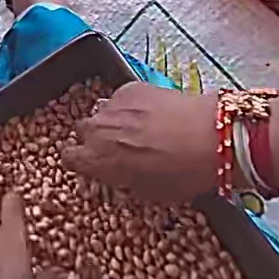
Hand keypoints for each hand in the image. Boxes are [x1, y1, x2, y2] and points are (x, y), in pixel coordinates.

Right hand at [60, 82, 215, 205]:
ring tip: (139, 128)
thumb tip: (121, 174)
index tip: (91, 162)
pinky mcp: (130, 87)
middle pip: (83, 130)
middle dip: (96, 138)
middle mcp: (96, 129)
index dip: (80, 159)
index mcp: (96, 159)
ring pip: (102, 112)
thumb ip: (124, 180)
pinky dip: (131, 105)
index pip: (68, 157)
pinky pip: (121, 98)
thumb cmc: (181, 174)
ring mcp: (112, 104)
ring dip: (113, 120)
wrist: (209, 136)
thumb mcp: (149, 192)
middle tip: (120, 146)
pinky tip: (153, 113)